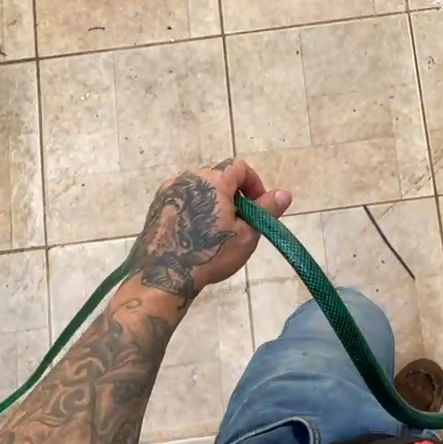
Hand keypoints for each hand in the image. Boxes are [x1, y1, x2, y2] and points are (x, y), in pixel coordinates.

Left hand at [128, 160, 291, 301]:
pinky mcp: (157, 205)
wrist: (164, 275)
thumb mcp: (247, 234)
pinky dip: (194, 208)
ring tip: (216, 230)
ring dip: (213, 201)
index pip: (239, 167)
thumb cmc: (210, 254)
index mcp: (213, 180)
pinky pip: (183, 198)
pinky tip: (195, 233)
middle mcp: (188, 178)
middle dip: (234, 194)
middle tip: (239, 222)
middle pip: (219, 176)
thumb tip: (285, 193)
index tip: (257, 207)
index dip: (254, 183)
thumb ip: (266, 209)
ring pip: (200, 188)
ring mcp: (169, 191)